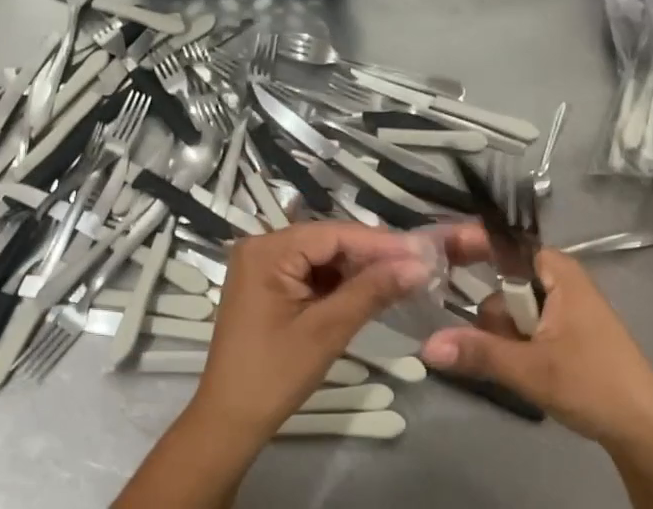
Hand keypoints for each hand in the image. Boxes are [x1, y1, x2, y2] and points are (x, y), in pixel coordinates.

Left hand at [191, 221, 430, 437]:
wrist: (230, 419)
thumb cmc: (274, 374)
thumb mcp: (327, 330)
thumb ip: (371, 291)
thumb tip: (418, 265)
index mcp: (267, 250)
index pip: (334, 234)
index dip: (380, 242)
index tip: (423, 251)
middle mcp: (261, 246)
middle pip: (327, 241)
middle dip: (371, 255)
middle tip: (418, 265)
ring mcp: (261, 265)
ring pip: (321, 256)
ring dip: (358, 268)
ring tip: (402, 276)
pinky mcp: (266, 284)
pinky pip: (310, 271)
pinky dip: (338, 281)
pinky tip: (369, 289)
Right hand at [422, 225, 652, 445]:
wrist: (645, 429)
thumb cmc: (593, 384)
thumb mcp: (531, 369)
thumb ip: (478, 352)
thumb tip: (427, 345)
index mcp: (558, 271)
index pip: (504, 242)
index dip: (469, 243)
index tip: (435, 250)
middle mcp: (561, 281)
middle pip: (504, 282)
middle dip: (492, 314)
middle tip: (489, 341)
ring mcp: (566, 309)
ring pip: (514, 311)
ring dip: (504, 337)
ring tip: (519, 368)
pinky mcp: (569, 334)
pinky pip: (528, 327)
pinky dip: (518, 345)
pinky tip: (525, 370)